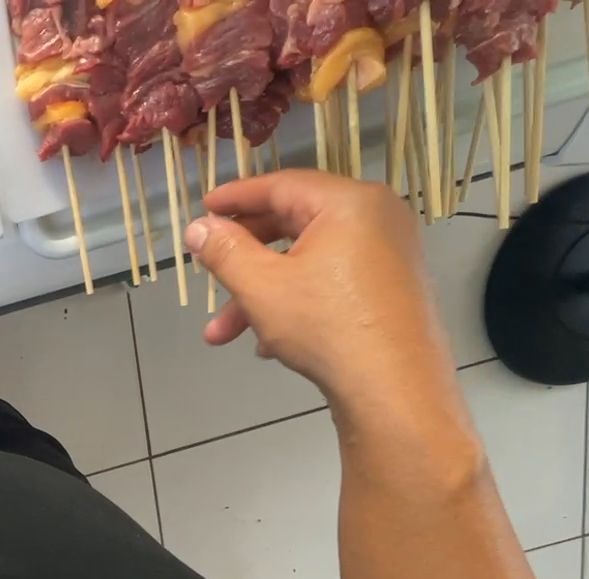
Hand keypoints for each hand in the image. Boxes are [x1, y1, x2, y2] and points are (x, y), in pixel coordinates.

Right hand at [184, 171, 457, 412]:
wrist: (390, 382)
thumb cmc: (323, 324)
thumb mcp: (259, 286)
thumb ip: (224, 251)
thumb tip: (198, 227)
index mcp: (347, 203)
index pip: (282, 186)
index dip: (237, 197)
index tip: (203, 207)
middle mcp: (375, 217)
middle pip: (291, 226)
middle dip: (240, 261)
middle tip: (206, 277)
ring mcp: (386, 252)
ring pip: (305, 261)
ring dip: (258, 294)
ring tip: (223, 335)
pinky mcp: (387, 285)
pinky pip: (327, 280)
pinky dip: (291, 301)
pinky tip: (268, 341)